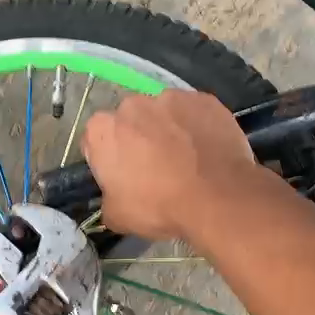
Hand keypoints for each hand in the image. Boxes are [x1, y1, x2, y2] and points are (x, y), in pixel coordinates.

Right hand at [80, 89, 286, 241]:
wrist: (218, 198)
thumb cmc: (159, 206)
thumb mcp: (117, 216)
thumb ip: (108, 198)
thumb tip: (115, 196)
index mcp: (102, 130)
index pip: (96, 140)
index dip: (108, 159)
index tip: (122, 175)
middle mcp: (132, 105)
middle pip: (130, 121)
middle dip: (138, 138)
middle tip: (155, 167)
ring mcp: (171, 98)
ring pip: (164, 113)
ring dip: (169, 130)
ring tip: (186, 158)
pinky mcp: (205, 100)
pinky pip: (195, 113)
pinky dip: (197, 126)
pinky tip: (207, 150)